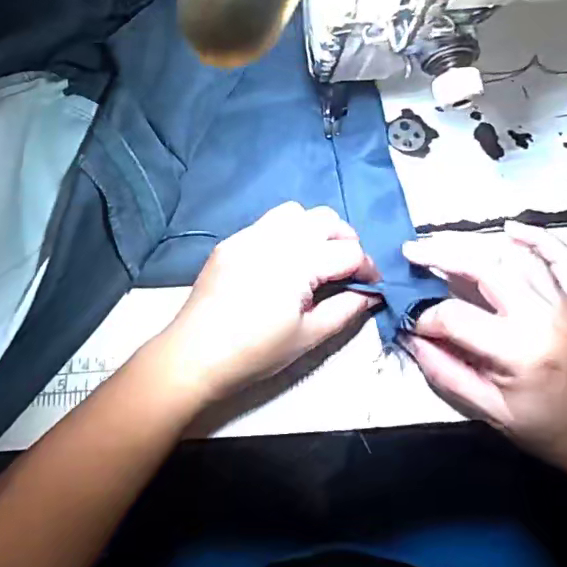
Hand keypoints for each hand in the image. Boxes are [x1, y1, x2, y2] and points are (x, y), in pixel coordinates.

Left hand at [149, 202, 381, 403]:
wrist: (195, 354)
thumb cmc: (255, 352)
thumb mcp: (309, 336)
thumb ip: (346, 308)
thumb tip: (371, 293)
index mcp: (298, 262)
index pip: (348, 251)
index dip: (367, 268)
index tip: (370, 285)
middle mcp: (274, 239)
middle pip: (325, 220)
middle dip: (344, 240)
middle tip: (346, 270)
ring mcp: (247, 236)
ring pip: (294, 213)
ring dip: (314, 230)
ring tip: (316, 260)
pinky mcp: (229, 243)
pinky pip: (266, 223)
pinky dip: (285, 233)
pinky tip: (283, 262)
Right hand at [399, 221, 566, 487]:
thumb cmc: (550, 430)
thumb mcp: (489, 411)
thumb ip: (445, 371)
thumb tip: (410, 339)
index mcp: (518, 350)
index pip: (454, 316)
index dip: (426, 319)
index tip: (414, 329)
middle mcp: (544, 316)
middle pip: (484, 269)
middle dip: (440, 256)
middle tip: (410, 252)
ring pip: (516, 257)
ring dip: (475, 245)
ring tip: (443, 244)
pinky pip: (564, 258)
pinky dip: (538, 239)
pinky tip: (510, 230)